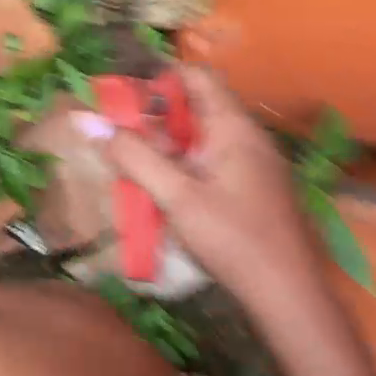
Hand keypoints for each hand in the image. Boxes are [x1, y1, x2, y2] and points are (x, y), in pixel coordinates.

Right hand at [104, 65, 325, 301]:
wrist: (290, 300)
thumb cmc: (234, 239)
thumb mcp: (174, 196)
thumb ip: (131, 156)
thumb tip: (85, 120)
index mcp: (234, 128)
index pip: (197, 76)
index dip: (159, 75)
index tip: (123, 91)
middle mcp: (249, 138)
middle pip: (197, 105)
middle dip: (155, 113)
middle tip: (118, 129)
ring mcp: (256, 165)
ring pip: (202, 135)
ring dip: (166, 141)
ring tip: (132, 159)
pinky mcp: (255, 190)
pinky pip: (212, 159)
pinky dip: (183, 162)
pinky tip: (163, 188)